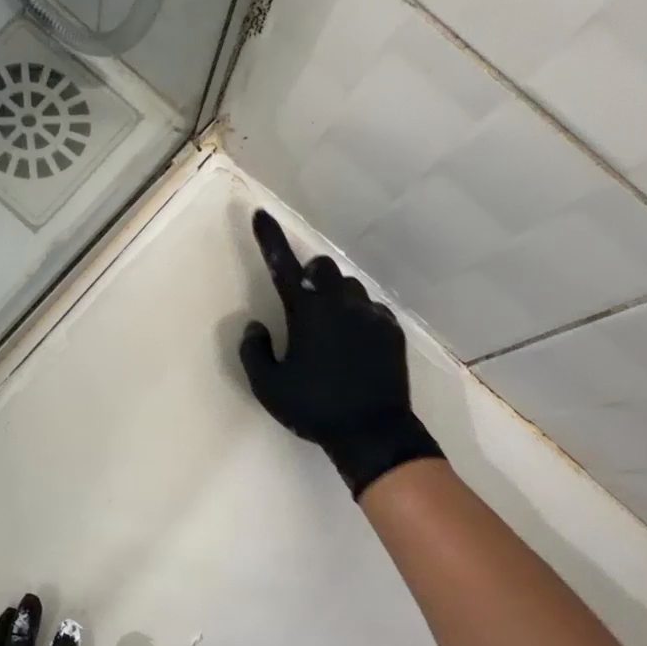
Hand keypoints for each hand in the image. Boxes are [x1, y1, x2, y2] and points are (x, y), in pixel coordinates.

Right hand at [239, 209, 442, 497]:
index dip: (269, 239)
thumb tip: (255, 326)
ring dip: (334, 295)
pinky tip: (353, 341)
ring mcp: (371, 315)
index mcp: (307, 313)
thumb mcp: (268, 387)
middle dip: (309, 274)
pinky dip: (358, 314)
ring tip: (328, 326)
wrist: (372, 430)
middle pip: (323, 267)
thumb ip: (254, 352)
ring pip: (349, 287)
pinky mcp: (391, 330)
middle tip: (301, 299)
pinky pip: (371, 308)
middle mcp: (340, 303)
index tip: (261, 215)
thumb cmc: (314, 409)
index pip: (282, 265)